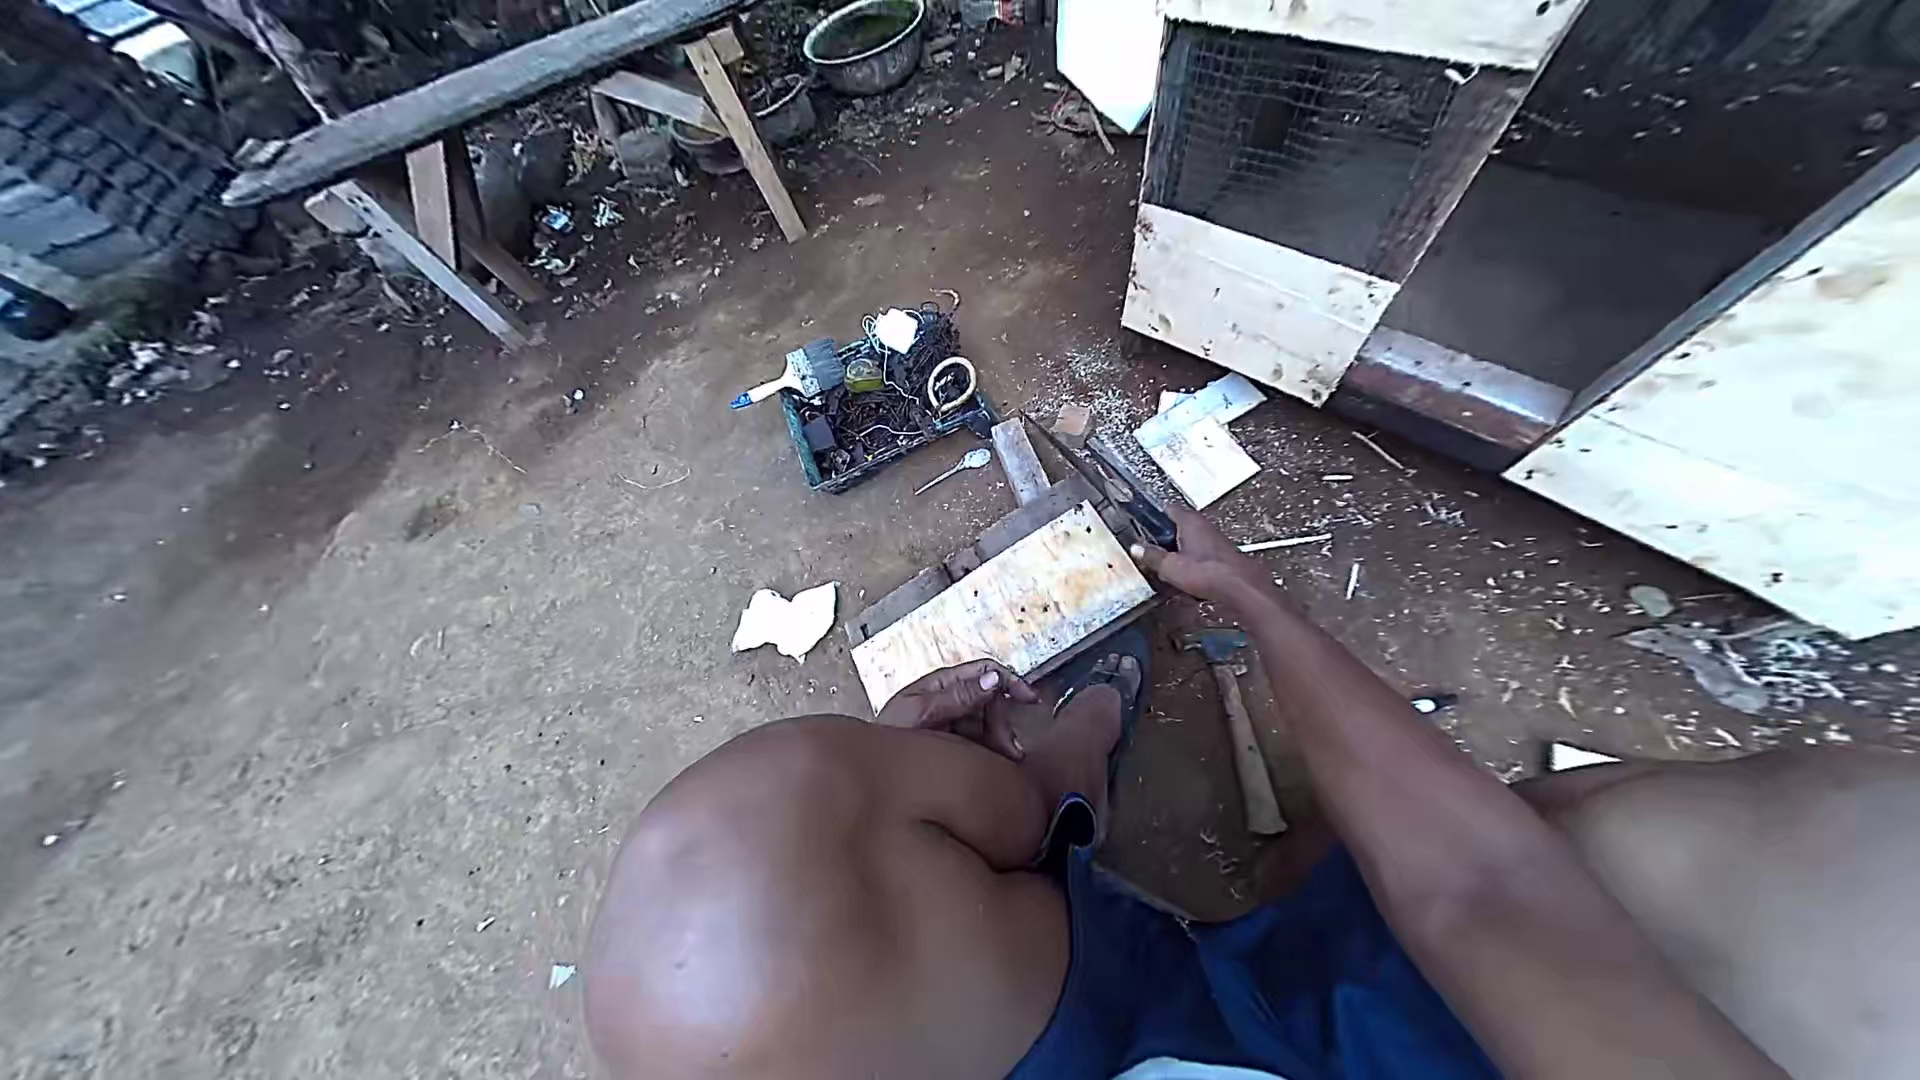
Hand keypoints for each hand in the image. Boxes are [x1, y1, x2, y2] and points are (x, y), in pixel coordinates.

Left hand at [873, 658, 1038, 760]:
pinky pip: (984, 741)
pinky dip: (996, 750)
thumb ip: (957, 696)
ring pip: (991, 722)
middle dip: (1004, 721)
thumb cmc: (890, 736)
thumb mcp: (921, 714)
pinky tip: (999, 764)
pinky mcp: (957, 742)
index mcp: (941, 683)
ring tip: (1006, 759)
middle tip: (1009, 747)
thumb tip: (993, 678)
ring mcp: (955, 720)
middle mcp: (951, 697)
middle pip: (992, 699)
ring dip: (1002, 739)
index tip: (1028, 698)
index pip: (983, 670)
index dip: (1008, 680)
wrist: (873, 770)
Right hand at [1128, 506, 1276, 609]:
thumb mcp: (1169, 566)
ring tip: (1167, 570)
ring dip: (1178, 554)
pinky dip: (1191, 566)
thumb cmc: (1210, 572)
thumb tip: (1137, 549)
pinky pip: (1200, 559)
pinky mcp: (1222, 558)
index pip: (1168, 509)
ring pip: (1190, 544)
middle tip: (1152, 552)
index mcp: (1189, 521)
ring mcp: (1215, 542)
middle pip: (1178, 528)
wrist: (1242, 589)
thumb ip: (1152, 556)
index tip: (1143, 524)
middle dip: (1165, 540)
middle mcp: (1204, 527)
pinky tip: (1186, 582)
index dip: (1154, 517)